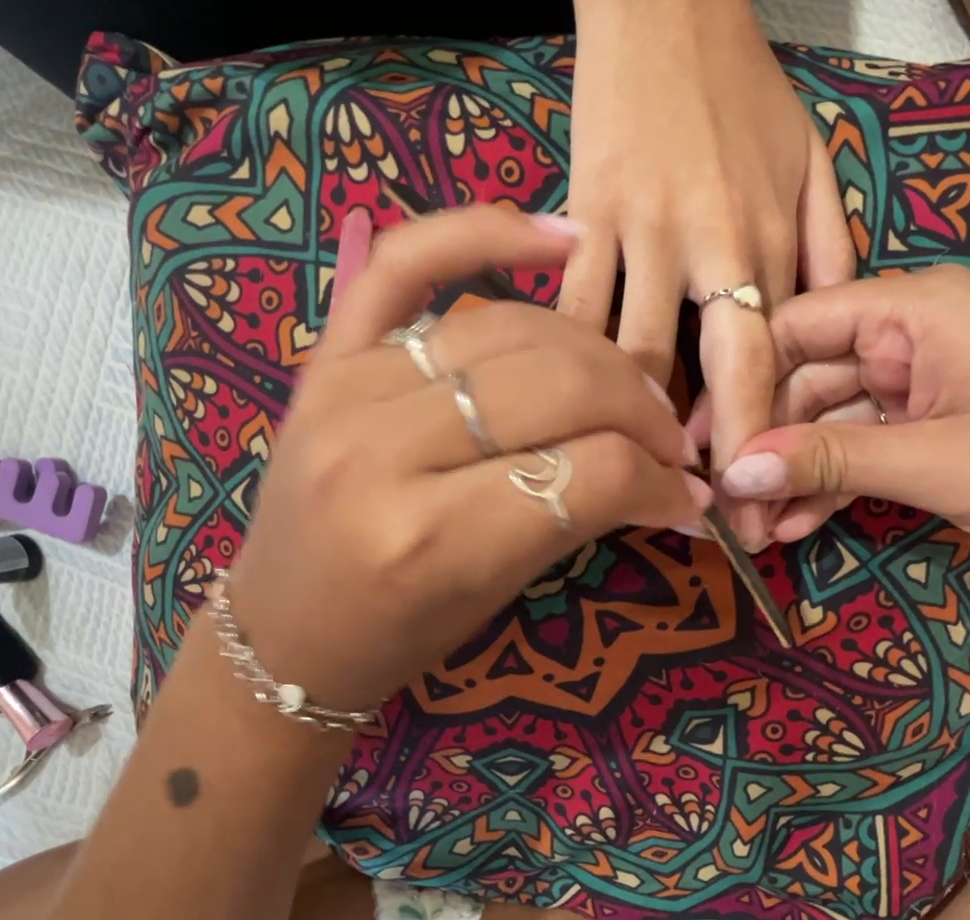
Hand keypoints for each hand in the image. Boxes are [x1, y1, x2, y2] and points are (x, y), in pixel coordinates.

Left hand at [227, 208, 712, 709]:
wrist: (284, 631)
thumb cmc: (395, 635)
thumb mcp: (496, 595)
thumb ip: (581, 520)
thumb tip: (681, 484)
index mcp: (429, 537)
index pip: (591, 472)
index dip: (659, 479)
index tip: (686, 494)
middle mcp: (384, 452)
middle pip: (558, 385)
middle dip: (639, 409)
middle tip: (666, 438)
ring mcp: (346, 391)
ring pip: (510, 328)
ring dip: (594, 351)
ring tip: (625, 387)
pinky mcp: (327, 358)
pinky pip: (405, 265)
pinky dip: (482, 234)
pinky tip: (558, 238)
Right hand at [560, 0, 854, 547]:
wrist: (663, 7)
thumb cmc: (742, 90)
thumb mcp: (813, 160)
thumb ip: (831, 246)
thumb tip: (838, 331)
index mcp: (773, 236)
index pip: (772, 363)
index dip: (765, 443)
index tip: (765, 510)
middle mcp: (713, 242)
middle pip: (712, 373)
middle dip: (712, 460)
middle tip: (713, 528)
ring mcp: (644, 226)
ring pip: (632, 350)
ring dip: (630, 424)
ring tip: (633, 484)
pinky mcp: (585, 210)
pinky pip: (574, 302)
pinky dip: (570, 360)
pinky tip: (566, 410)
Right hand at [713, 266, 969, 574]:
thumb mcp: (935, 463)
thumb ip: (829, 461)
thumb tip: (733, 471)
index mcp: (919, 308)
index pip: (798, 326)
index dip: (741, 384)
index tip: (699, 442)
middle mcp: (920, 330)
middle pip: (811, 379)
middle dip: (770, 447)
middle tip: (728, 510)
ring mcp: (934, 379)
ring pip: (839, 419)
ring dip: (800, 474)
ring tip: (759, 533)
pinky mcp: (947, 421)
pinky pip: (874, 443)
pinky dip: (840, 482)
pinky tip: (802, 526)